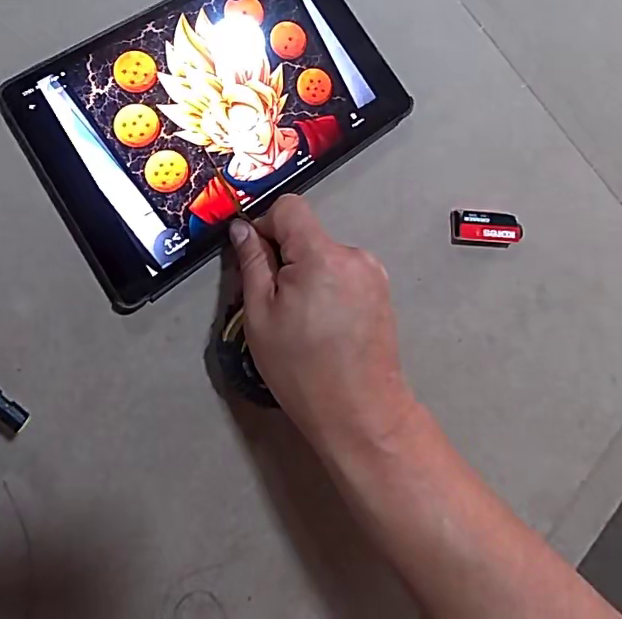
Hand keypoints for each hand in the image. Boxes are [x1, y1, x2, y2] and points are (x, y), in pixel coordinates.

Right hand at [227, 195, 419, 457]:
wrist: (361, 415)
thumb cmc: (304, 371)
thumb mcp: (260, 315)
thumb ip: (251, 262)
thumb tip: (242, 229)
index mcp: (321, 255)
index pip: (289, 207)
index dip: (265, 224)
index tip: (256, 255)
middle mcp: (352, 255)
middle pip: (306, 231)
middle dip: (285, 253)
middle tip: (274, 297)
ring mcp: (371, 272)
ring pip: (322, 251)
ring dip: (305, 270)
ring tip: (300, 316)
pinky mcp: (380, 289)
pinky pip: (341, 269)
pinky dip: (325, 283)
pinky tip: (321, 321)